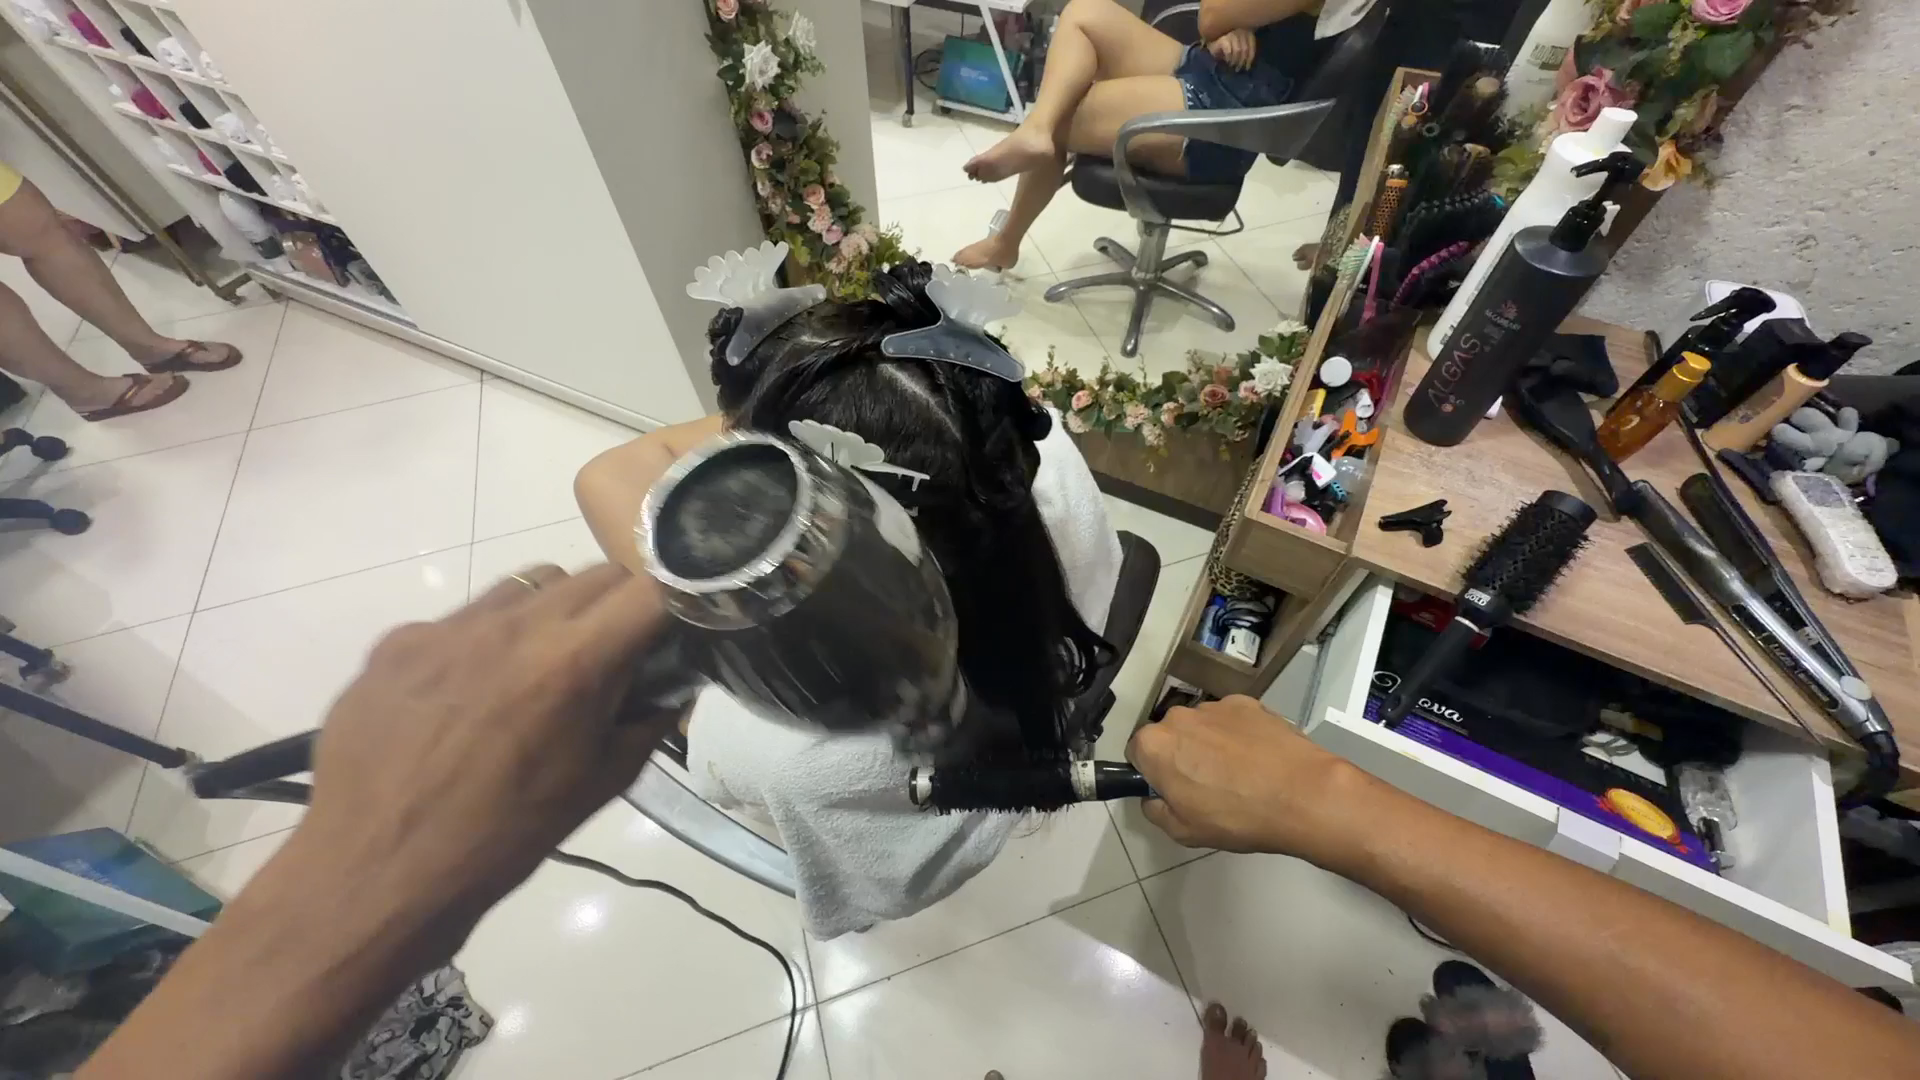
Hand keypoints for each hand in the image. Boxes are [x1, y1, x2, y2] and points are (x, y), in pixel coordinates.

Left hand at [298, 563, 677, 929]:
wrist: (375, 876)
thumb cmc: (509, 834)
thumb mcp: (605, 779)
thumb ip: (652, 718)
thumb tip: (678, 683)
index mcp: (574, 662)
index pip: (650, 589)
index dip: (674, 600)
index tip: (677, 623)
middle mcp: (515, 626)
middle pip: (597, 573)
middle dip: (623, 602)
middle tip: (616, 648)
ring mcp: (449, 627)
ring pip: (533, 581)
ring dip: (558, 608)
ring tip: (542, 661)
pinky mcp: (397, 641)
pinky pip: (465, 615)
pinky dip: (489, 636)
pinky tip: (470, 689)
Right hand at [1127, 695, 1359, 854]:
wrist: (1303, 794)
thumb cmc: (1237, 816)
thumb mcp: (1184, 832)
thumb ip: (1155, 811)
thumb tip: (1154, 797)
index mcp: (1154, 745)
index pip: (1136, 754)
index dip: (1152, 774)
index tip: (1174, 791)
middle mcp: (1178, 717)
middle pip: (1170, 736)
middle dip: (1181, 756)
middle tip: (1208, 787)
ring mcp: (1214, 707)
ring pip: (1201, 726)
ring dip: (1210, 745)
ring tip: (1242, 775)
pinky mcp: (1247, 703)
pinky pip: (1232, 720)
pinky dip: (1240, 735)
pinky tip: (1260, 760)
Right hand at [1207, 28, 1257, 71]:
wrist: (1209, 42)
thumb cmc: (1224, 45)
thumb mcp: (1237, 46)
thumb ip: (1243, 49)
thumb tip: (1247, 63)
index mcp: (1246, 29)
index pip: (1251, 44)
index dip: (1250, 57)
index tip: (1247, 67)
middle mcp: (1239, 29)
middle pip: (1245, 49)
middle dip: (1242, 61)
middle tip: (1238, 69)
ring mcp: (1231, 34)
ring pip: (1238, 51)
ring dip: (1235, 61)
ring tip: (1232, 65)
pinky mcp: (1222, 39)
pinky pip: (1229, 51)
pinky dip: (1229, 58)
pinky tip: (1227, 61)